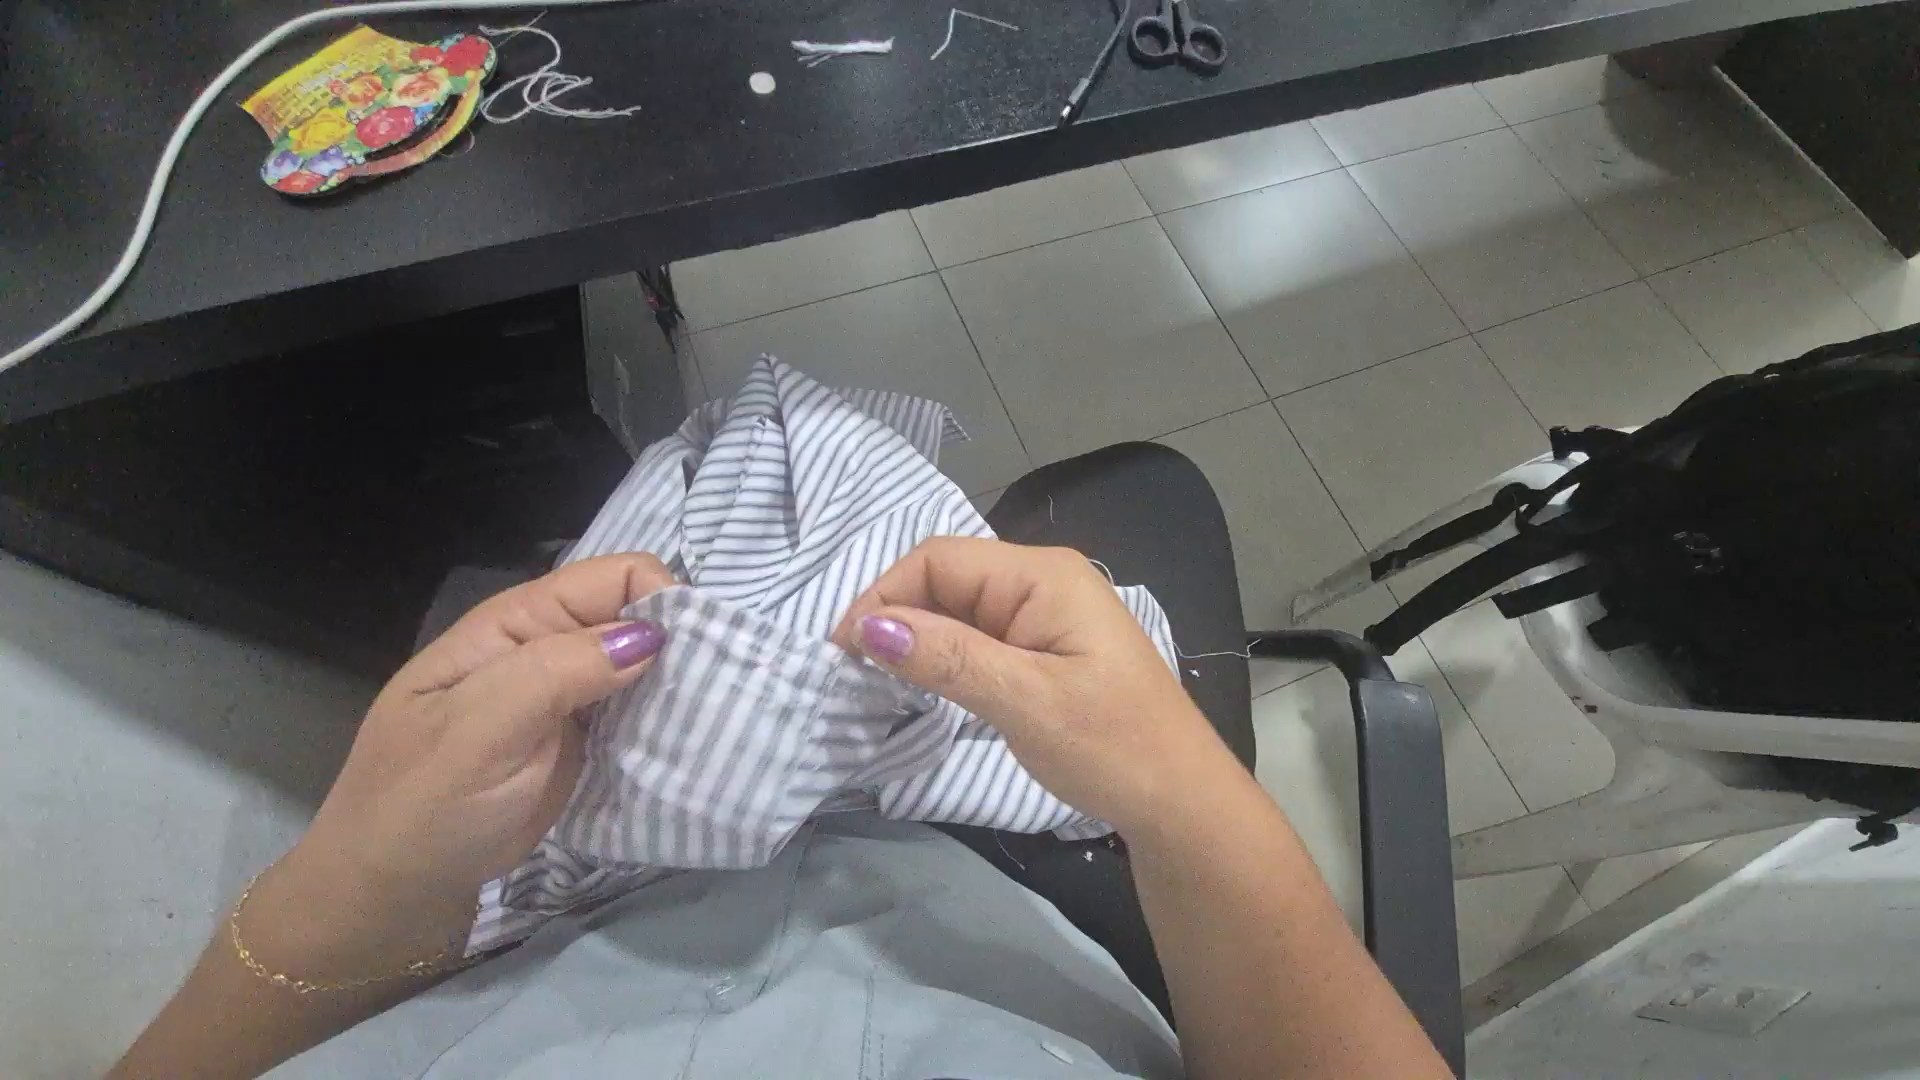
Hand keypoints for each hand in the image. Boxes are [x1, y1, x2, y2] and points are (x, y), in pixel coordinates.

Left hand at [295, 554, 675, 917]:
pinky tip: (677, 737)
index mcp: (519, 622)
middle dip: (677, 642)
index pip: (616, 577)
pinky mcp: (590, 732)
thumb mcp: (476, 734)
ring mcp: (573, 690)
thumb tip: (651, 636)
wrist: (396, 889)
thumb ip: (557, 673)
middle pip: (640, 614)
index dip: (659, 601)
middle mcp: (552, 643)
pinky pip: (642, 705)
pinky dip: (665, 714)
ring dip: (676, 681)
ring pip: (649, 659)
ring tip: (698, 718)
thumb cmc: (421, 806)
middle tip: (701, 693)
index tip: (682, 656)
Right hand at [832, 537, 1236, 832]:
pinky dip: (944, 656)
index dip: (885, 595)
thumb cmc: (1113, 746)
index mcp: (1043, 575)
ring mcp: (1043, 615)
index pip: (940, 559)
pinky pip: (978, 636)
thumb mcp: (1026, 702)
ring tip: (881, 680)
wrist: (1180, 801)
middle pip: (947, 578)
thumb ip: (948, 658)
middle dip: (898, 615)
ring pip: (958, 609)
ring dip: (918, 637)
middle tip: (857, 671)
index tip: (845, 650)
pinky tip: (925, 683)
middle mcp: (1041, 581)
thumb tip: (867, 627)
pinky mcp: (1041, 648)